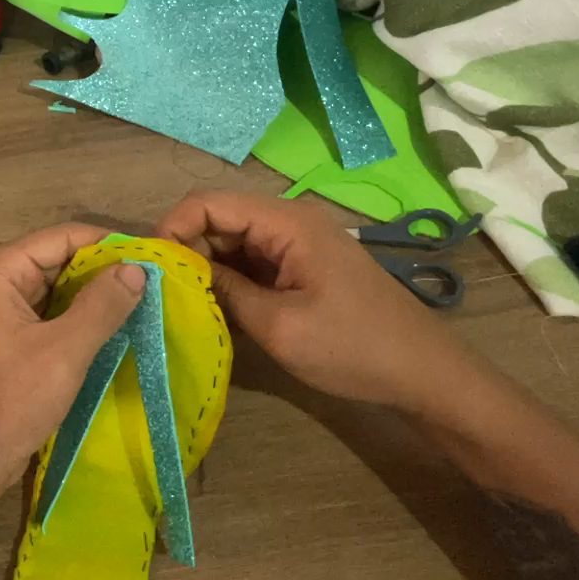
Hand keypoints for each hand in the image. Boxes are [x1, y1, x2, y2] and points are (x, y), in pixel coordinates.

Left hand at [0, 224, 145, 499]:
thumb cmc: (11, 400)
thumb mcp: (64, 351)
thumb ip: (102, 305)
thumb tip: (138, 268)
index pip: (62, 237)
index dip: (109, 244)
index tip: (154, 258)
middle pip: (60, 258)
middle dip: (105, 270)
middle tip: (156, 283)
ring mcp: (0, 307)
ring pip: (59, 286)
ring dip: (96, 294)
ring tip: (146, 300)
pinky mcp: (10, 334)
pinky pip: (53, 311)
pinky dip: (82, 315)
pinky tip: (117, 324)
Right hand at [156, 192, 481, 413]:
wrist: (426, 376)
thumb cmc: (354, 348)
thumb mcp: (278, 325)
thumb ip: (223, 291)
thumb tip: (174, 272)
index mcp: (286, 223)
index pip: (208, 203)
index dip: (172, 227)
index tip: (152, 268)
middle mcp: (288, 223)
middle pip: (217, 220)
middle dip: (185, 250)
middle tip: (161, 292)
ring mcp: (295, 246)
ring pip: (230, 243)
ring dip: (205, 269)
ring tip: (180, 304)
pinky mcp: (299, 269)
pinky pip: (250, 264)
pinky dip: (228, 282)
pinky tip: (213, 311)